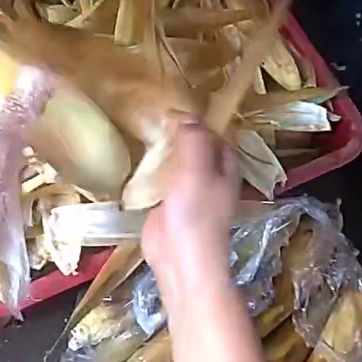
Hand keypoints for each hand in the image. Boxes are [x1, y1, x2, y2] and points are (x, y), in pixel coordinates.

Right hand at [141, 122, 238, 281]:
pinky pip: (159, 180)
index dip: (203, 120)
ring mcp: (187, 192)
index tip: (179, 104)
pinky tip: (136, 159)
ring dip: (162, 151)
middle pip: (196, 147)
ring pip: (176, 163)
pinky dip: (150, 170)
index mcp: (225, 168)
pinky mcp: (166, 204)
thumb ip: (193, 139)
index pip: (218, 135)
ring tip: (143, 129)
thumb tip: (189, 114)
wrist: (180, 257)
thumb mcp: (197, 168)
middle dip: (179, 133)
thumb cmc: (195, 212)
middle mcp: (209, 177)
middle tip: (156, 114)